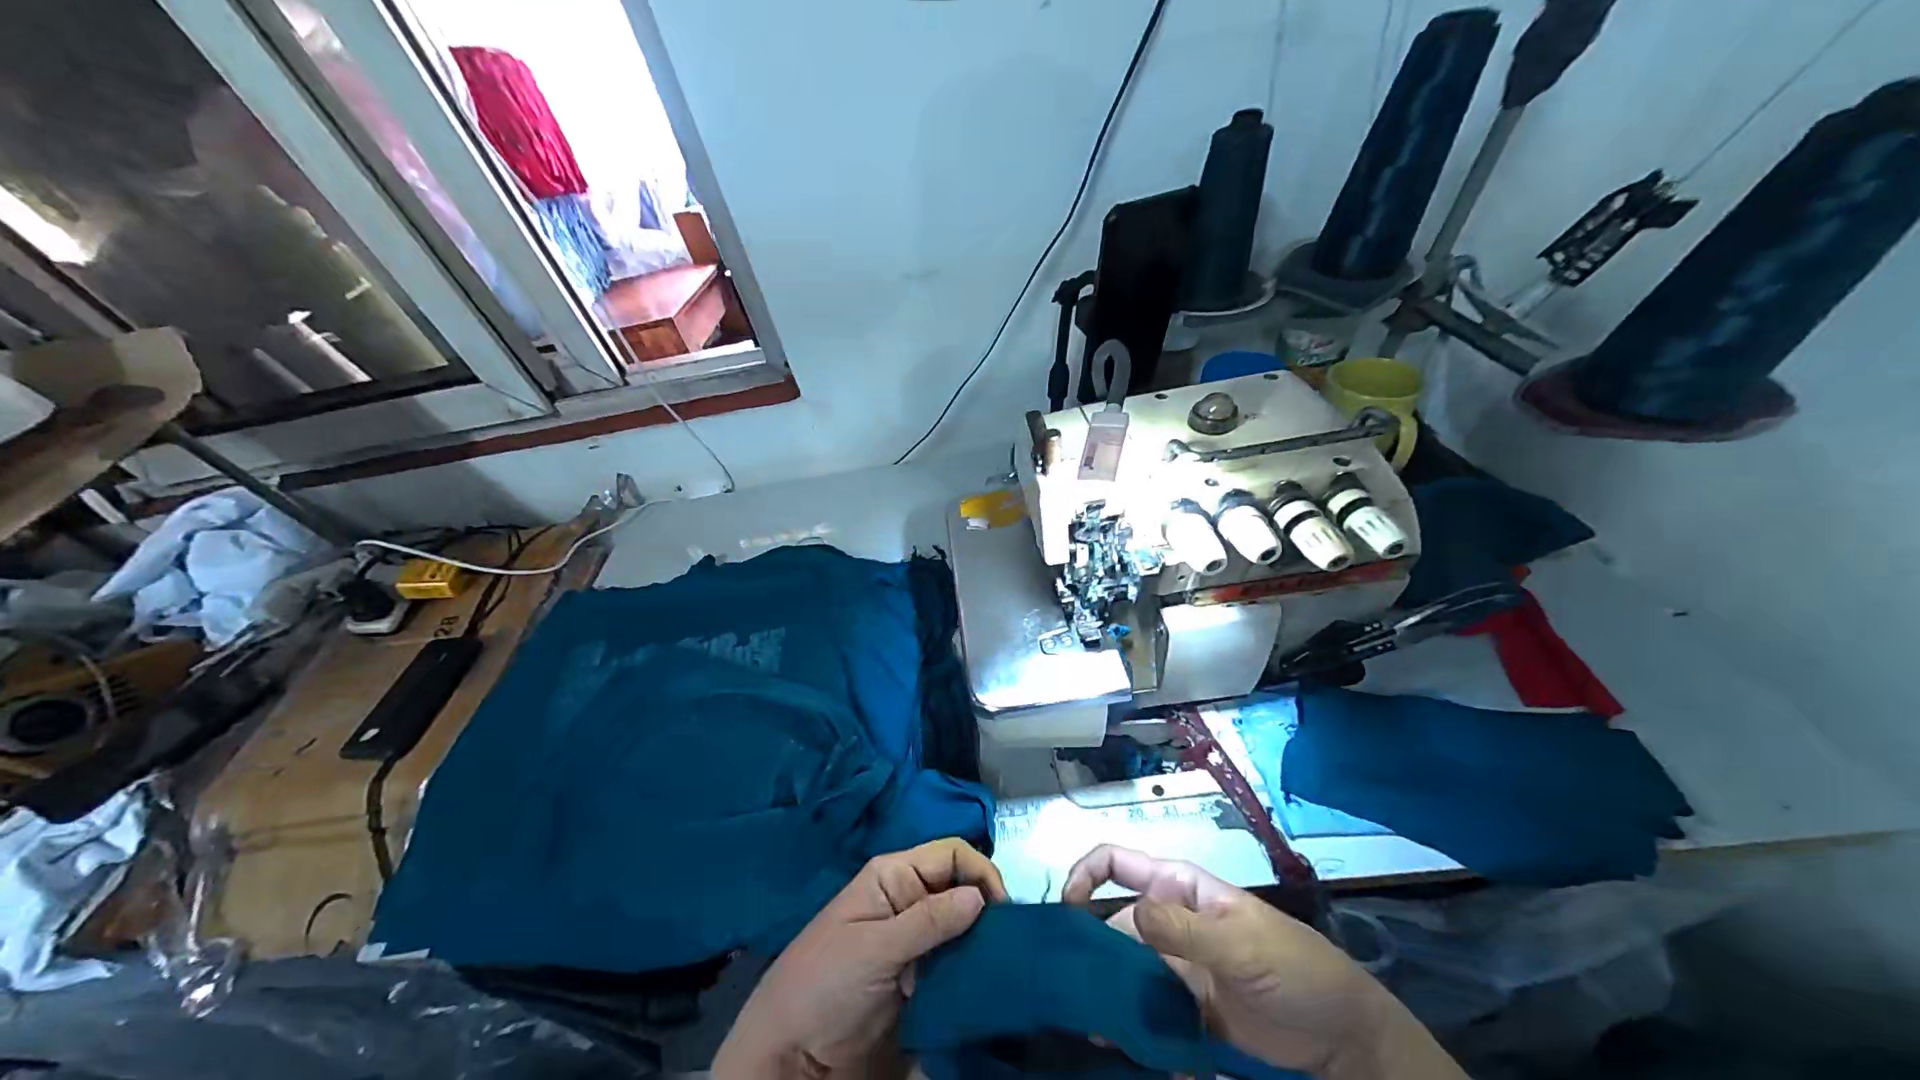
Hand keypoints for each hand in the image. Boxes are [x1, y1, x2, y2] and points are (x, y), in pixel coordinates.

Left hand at [713, 838, 1007, 1079]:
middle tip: (1007, 943)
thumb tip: (981, 896)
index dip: (981, 872)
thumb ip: (928, 921)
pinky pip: (956, 960)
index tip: (1003, 910)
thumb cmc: (824, 984)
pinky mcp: (921, 975)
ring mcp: (916, 938)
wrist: (791, 1051)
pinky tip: (985, 981)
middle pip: (962, 887)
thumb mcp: (874, 948)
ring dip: (982, 941)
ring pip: (964, 926)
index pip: (951, 855)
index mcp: (894, 876)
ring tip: (1001, 964)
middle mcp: (909, 898)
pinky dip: (972, 967)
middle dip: (987, 908)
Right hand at [1064, 845, 1465, 1079]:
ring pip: (1122, 970)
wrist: (1343, 1042)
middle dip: (1087, 945)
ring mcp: (1174, 970)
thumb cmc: (1296, 971)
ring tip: (1080, 1017)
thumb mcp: (1243, 944)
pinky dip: (1121, 1022)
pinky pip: (1141, 1010)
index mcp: (1181, 890)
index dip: (1087, 873)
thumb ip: (1186, 928)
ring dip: (1100, 988)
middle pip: (1113, 923)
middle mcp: (1169, 923)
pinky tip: (1106, 1039)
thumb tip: (1129, 911)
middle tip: (1064, 980)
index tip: (1066, 906)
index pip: (1121, 864)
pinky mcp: (1181, 1013)